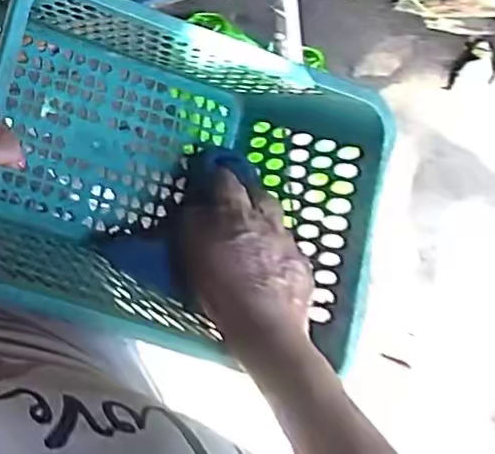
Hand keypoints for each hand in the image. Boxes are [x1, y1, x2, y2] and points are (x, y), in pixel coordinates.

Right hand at [180, 165, 316, 367]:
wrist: (265, 328)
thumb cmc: (217, 284)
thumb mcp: (189, 245)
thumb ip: (193, 218)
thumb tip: (196, 202)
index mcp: (235, 212)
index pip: (226, 179)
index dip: (217, 171)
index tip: (208, 167)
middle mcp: (267, 222)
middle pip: (261, 194)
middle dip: (247, 191)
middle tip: (231, 196)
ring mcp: (290, 246)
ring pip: (277, 221)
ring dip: (262, 220)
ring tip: (248, 231)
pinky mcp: (304, 269)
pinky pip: (287, 246)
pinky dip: (275, 246)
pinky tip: (265, 260)